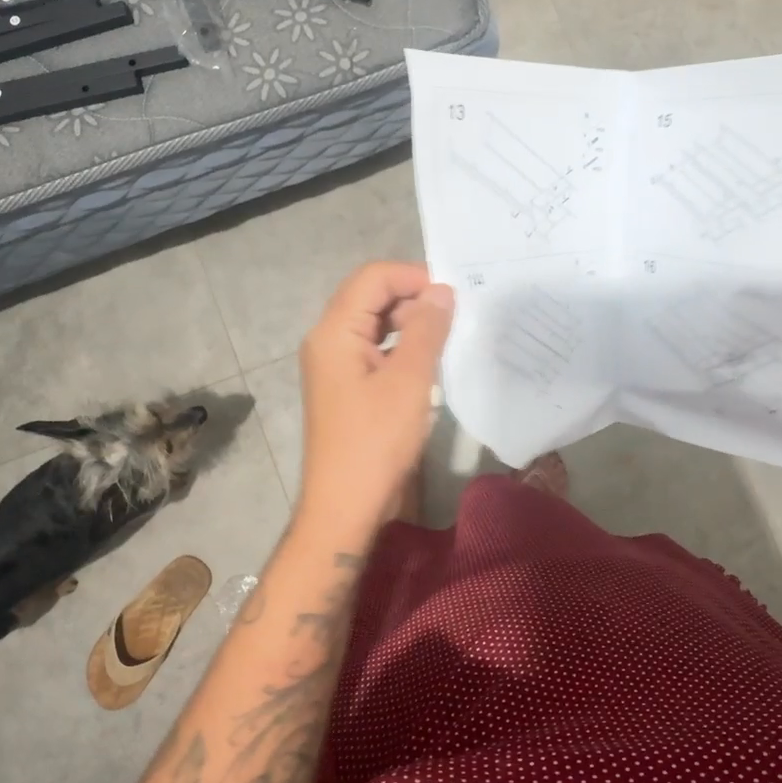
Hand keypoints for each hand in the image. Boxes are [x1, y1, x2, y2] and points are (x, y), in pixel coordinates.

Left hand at [298, 262, 454, 532]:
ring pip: (373, 323)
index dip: (412, 277)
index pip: (372, 278)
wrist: (345, 506)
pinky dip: (400, 347)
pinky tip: (427, 362)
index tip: (452, 296)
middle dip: (412, 297)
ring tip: (446, 338)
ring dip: (408, 323)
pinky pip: (373, 350)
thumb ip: (427, 330)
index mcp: (334, 332)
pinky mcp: (345, 387)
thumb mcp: (409, 381)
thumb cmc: (376, 441)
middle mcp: (327, 340)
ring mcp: (334, 365)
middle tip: (454, 316)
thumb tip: (441, 291)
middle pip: (369, 296)